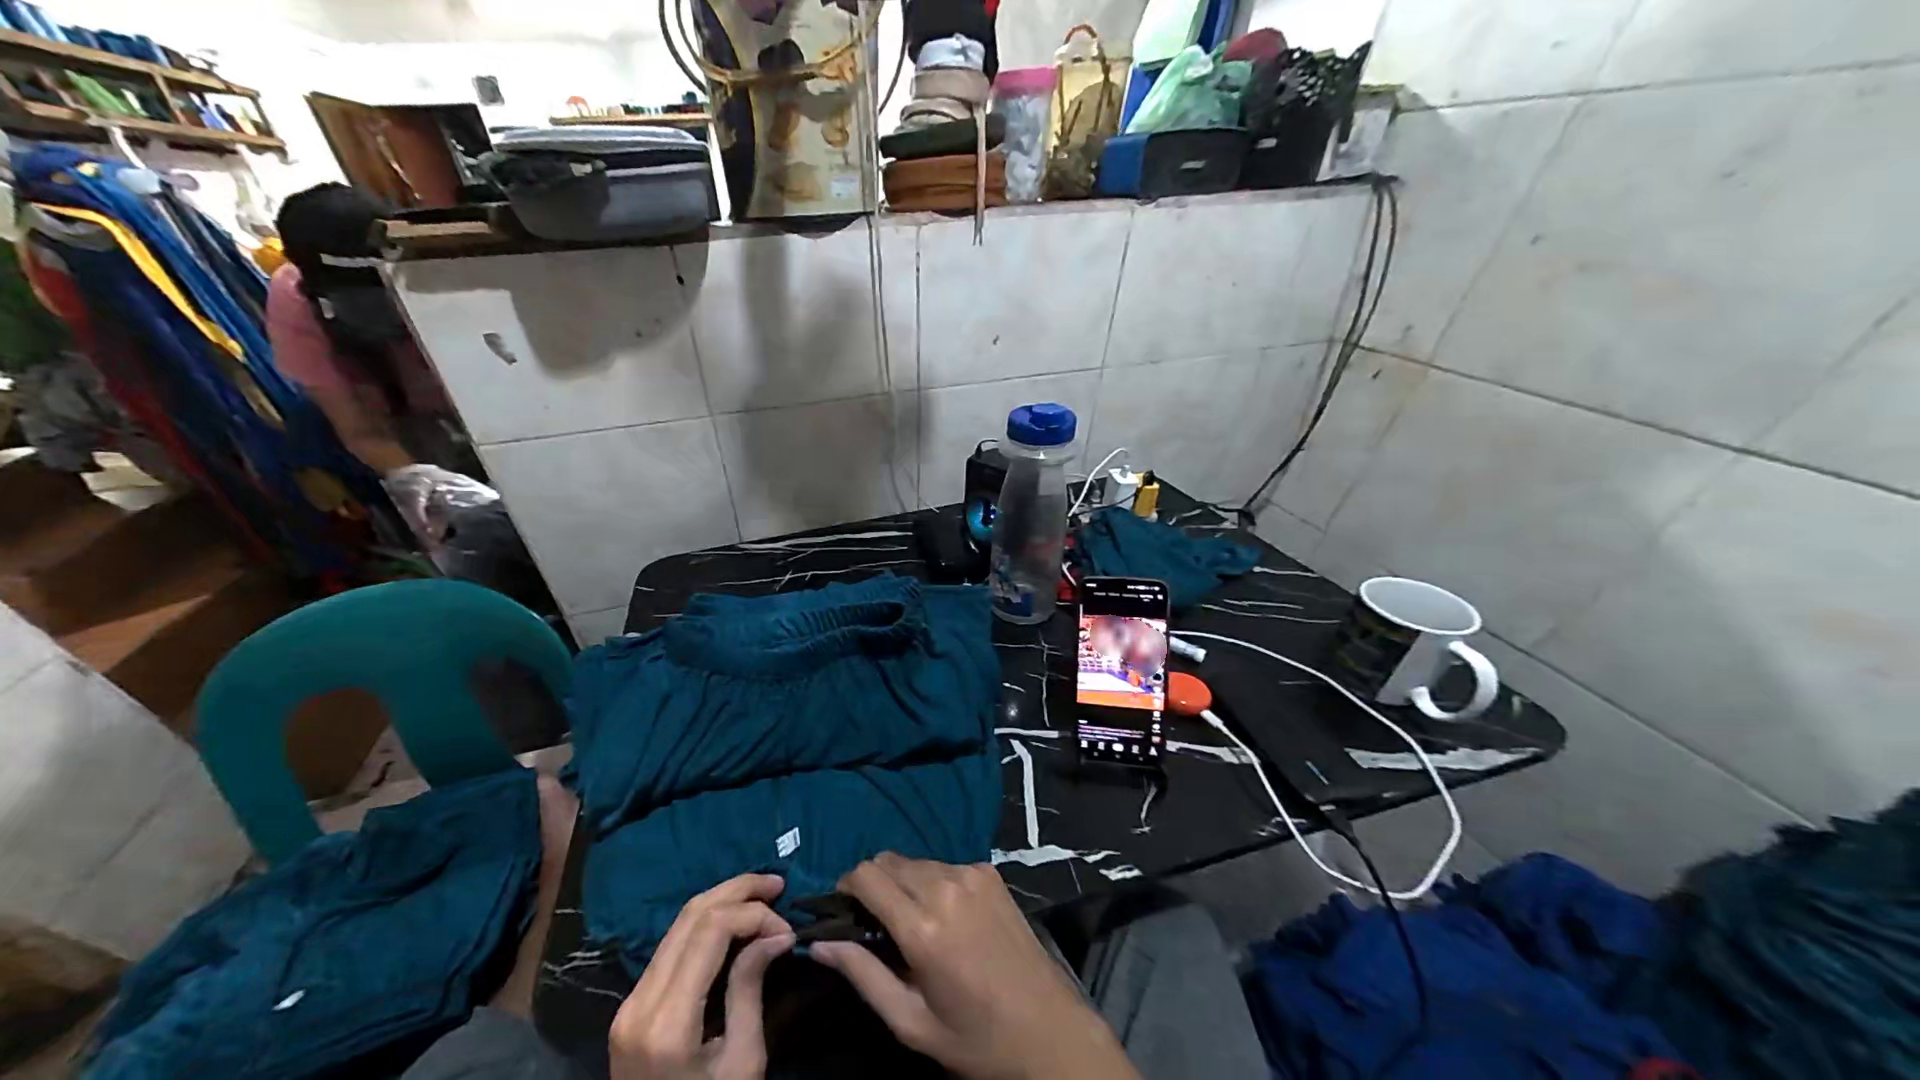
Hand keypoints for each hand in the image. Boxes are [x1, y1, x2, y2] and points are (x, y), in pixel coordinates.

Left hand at [609, 874, 794, 1079]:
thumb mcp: (743, 1061)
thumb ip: (750, 989)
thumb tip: (775, 934)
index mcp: (667, 1022)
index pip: (710, 930)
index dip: (753, 914)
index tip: (787, 930)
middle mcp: (639, 1002)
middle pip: (690, 916)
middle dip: (738, 891)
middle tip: (778, 884)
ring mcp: (629, 1002)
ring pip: (677, 924)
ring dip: (722, 901)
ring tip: (762, 894)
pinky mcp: (632, 1006)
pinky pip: (671, 945)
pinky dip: (706, 924)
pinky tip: (734, 920)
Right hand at [808, 855, 1139, 1079]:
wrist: (1049, 1030)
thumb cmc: (974, 1037)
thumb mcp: (910, 1022)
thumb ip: (862, 974)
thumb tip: (818, 943)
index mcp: (923, 926)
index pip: (866, 875)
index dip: (846, 888)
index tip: (845, 913)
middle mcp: (947, 886)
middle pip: (888, 861)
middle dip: (873, 886)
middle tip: (877, 925)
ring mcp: (973, 874)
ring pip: (916, 861)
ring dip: (904, 883)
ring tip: (914, 924)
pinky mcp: (991, 873)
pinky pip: (945, 866)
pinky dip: (934, 883)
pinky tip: (947, 917)